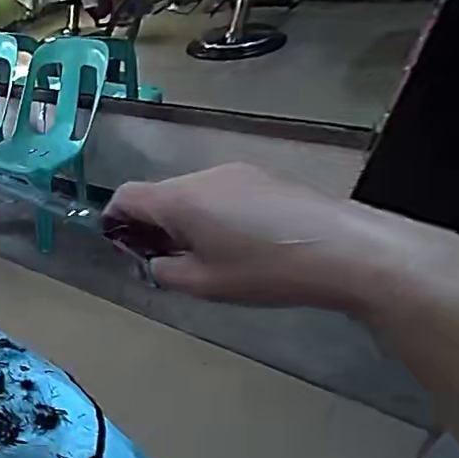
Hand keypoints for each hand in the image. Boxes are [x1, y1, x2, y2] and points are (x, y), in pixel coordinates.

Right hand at [102, 163, 458, 316]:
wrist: (345, 250)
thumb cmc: (265, 270)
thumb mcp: (203, 284)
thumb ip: (164, 270)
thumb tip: (158, 260)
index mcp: (179, 199)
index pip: (125, 196)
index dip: (113, 220)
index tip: (122, 248)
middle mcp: (202, 176)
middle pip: (158, 193)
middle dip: (150, 225)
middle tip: (165, 261)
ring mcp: (236, 173)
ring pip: (190, 193)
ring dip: (183, 220)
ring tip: (206, 256)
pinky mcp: (263, 178)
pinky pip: (219, 192)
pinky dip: (211, 214)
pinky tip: (238, 243)